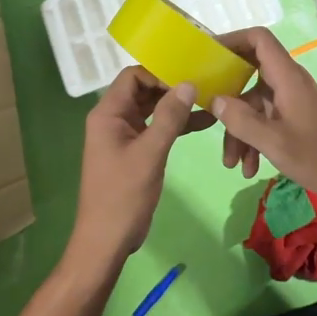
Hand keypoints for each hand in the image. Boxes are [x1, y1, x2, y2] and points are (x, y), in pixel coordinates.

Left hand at [69, 68, 211, 268]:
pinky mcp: (134, 151)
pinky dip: (174, 125)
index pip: (133, 76)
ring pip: (151, 110)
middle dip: (171, 88)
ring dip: (176, 107)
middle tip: (205, 88)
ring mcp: (123, 135)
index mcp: (108, 113)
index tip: (189, 79)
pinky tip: (201, 124)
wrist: (106, 241)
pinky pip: (154, 128)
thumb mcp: (150, 154)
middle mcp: (113, 119)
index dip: (160, 74)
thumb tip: (188, 83)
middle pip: (143, 91)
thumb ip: (169, 117)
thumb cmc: (123, 195)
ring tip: (210, 103)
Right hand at [210, 27, 316, 202]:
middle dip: (228, 94)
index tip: (209, 54)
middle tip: (207, 106)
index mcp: (287, 77)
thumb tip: (214, 100)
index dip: (233, 39)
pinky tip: (248, 166)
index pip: (259, 39)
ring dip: (239, 128)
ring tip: (230, 162)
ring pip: (254, 102)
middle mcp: (289, 82)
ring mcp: (291, 100)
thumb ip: (239, 119)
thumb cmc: (316, 157)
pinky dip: (253, 137)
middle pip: (250, 71)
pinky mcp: (294, 117)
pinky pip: (265, 118)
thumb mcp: (272, 142)